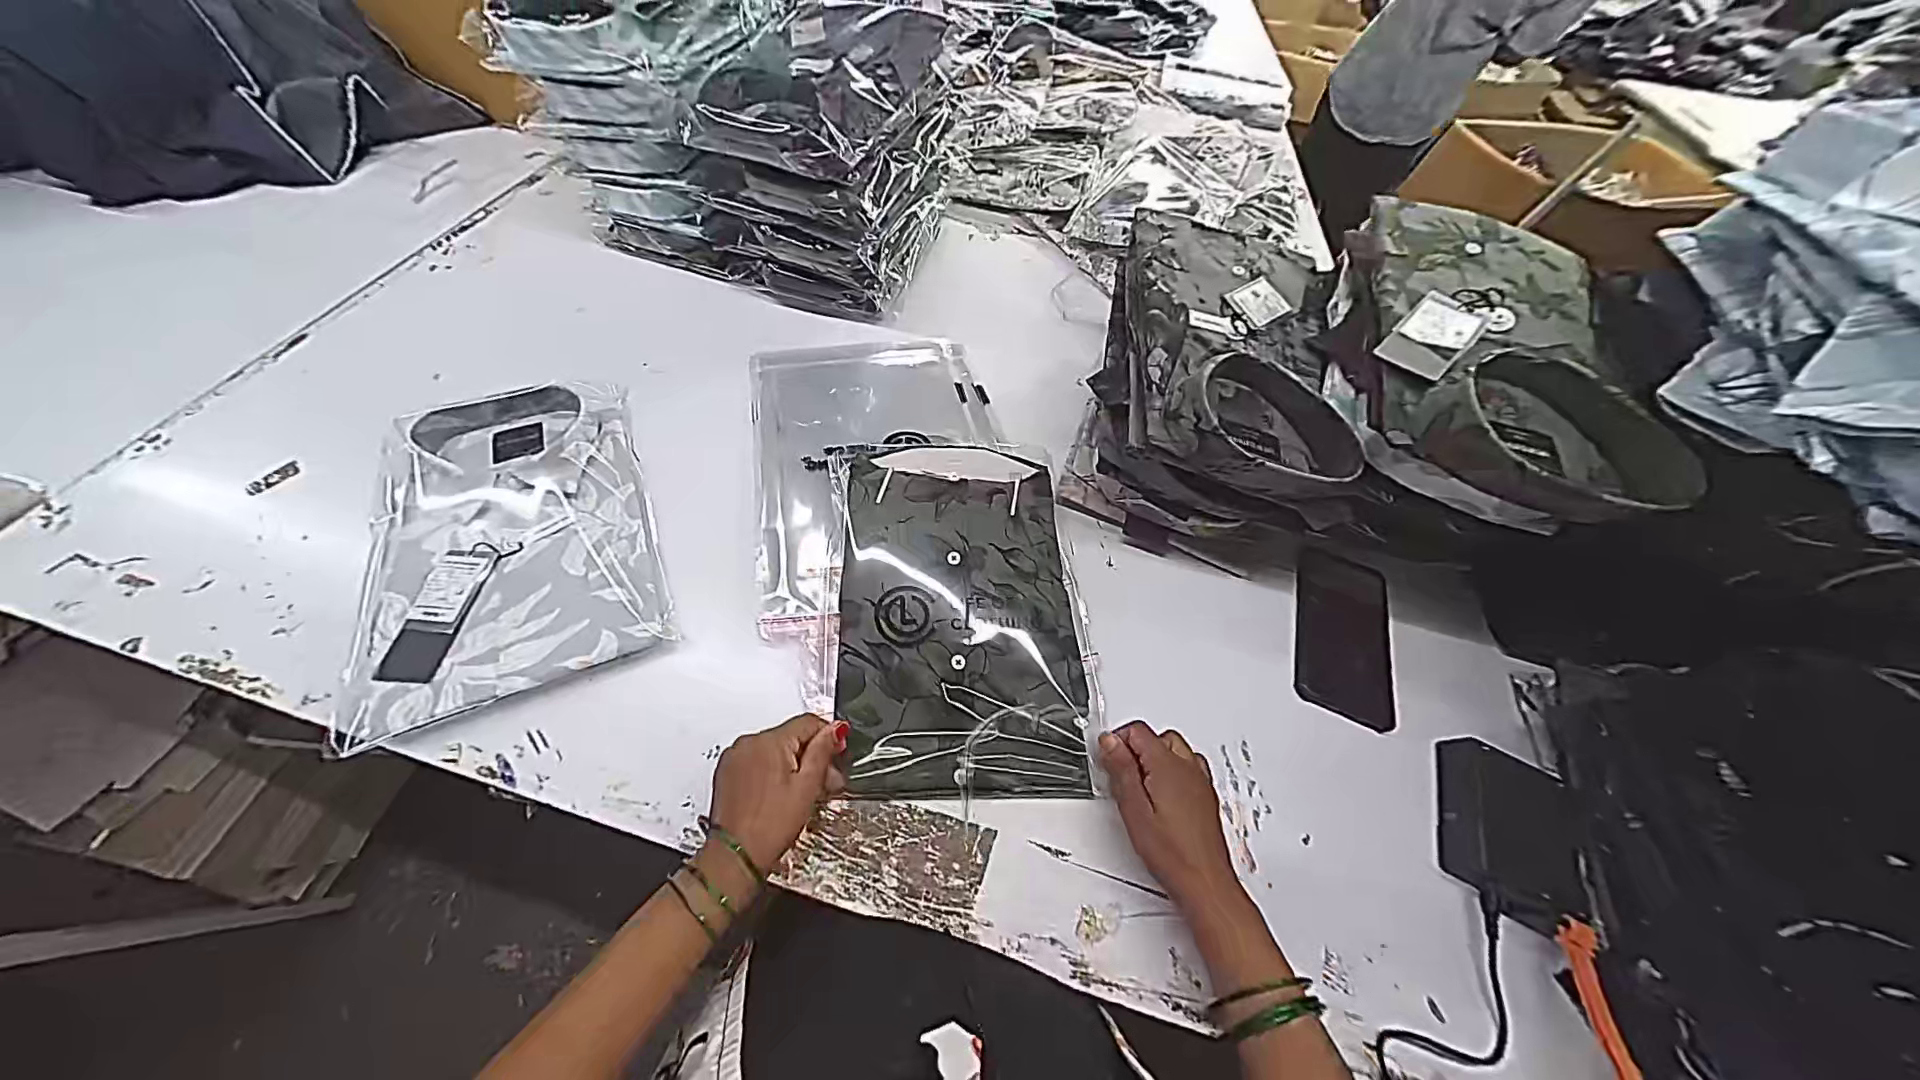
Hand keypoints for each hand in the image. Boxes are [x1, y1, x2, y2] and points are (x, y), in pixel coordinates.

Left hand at [709, 713, 846, 871]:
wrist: (735, 856)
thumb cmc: (769, 826)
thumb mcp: (807, 786)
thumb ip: (822, 751)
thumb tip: (835, 728)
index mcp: (769, 741)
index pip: (808, 722)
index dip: (828, 738)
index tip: (837, 753)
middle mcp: (748, 743)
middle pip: (791, 736)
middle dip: (811, 755)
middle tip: (824, 782)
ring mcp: (735, 757)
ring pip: (774, 749)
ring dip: (792, 764)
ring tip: (801, 793)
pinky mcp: (727, 772)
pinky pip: (757, 761)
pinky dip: (771, 771)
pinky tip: (779, 794)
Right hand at [1098, 720, 1240, 911]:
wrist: (1204, 882)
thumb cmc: (1172, 853)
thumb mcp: (1133, 809)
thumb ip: (1121, 770)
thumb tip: (1110, 742)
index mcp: (1167, 765)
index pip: (1138, 731)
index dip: (1118, 740)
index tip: (1107, 759)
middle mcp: (1188, 767)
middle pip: (1158, 737)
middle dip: (1135, 747)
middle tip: (1120, 772)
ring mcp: (1200, 781)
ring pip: (1175, 749)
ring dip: (1155, 757)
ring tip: (1139, 782)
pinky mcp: (1206, 795)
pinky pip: (1189, 767)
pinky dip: (1172, 770)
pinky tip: (1161, 791)